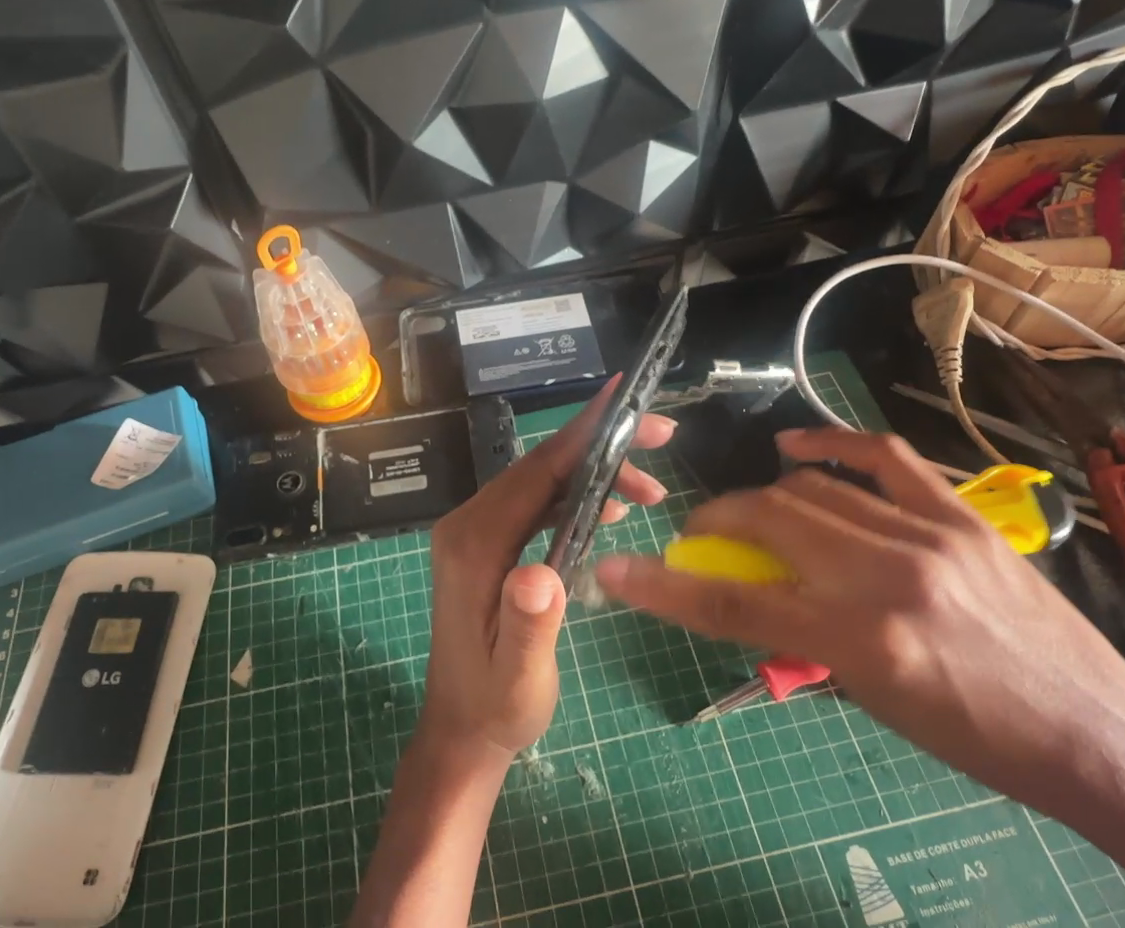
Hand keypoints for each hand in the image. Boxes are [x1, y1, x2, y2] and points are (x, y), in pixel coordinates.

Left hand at [421, 387, 676, 764]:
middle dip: (601, 446)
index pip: (535, 472)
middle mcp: (469, 526)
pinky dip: (576, 495)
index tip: (625, 396)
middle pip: (540, 466)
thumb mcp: (518, 676)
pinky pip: (536, 503)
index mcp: (474, 544)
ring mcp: (477, 534)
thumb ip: (528, 623)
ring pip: (541, 481)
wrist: (462, 729)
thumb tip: (542, 571)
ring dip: (594, 473)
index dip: (583, 432)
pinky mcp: (489, 546)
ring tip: (650, 489)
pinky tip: (609, 508)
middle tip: (662, 436)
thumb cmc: (496, 707)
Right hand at [594, 427, 1124, 808]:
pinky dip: (830, 442)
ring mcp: (931, 537)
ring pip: (815, 489)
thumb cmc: (977, 742)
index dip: (664, 586)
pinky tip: (795, 444)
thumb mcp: (873, 702)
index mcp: (862, 643)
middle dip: (714, 522)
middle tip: (698, 534)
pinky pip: (883, 458)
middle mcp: (890, 578)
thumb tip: (752, 596)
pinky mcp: (964, 517)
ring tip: (747, 507)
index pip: (737, 603)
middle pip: (769, 523)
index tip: (615, 571)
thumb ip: (805, 640)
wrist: (1101, 739)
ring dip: (764, 494)